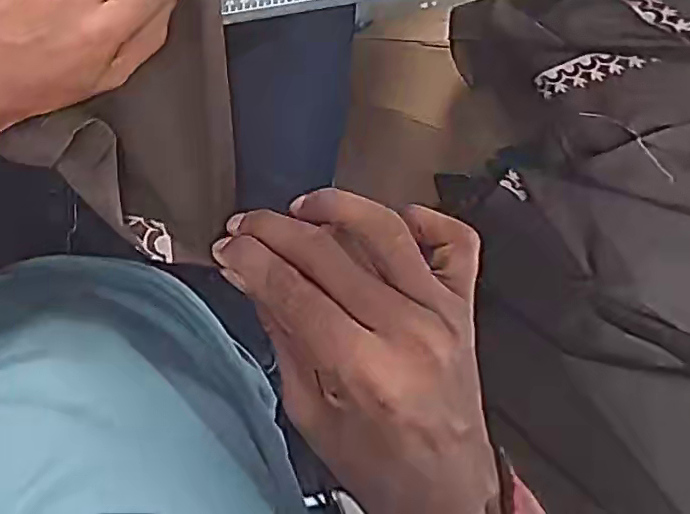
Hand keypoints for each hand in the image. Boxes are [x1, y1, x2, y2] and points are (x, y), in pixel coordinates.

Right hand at [215, 189, 497, 513]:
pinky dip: (426, 218)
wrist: (451, 496)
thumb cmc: (379, 464)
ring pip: (382, 228)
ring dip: (332, 204)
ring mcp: (442, 313)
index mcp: (367, 372)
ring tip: (300, 208)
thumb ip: (279, 332)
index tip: (226, 247)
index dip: (247, 258)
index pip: (291, 287)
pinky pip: (454, 241)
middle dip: (269, 229)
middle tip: (243, 226)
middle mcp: (409, 333)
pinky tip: (392, 219)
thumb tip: (246, 271)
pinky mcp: (464, 306)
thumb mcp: (308, 410)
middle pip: (323, 250)